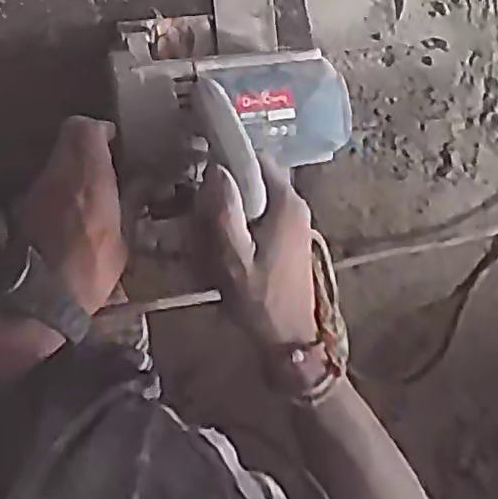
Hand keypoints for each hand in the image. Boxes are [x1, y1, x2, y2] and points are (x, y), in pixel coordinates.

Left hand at [19, 117, 128, 313]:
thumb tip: (142, 183)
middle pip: (68, 135)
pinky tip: (72, 207)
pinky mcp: (24, 203)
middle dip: (87, 143)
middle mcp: (59, 171)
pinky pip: (47, 179)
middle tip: (105, 161)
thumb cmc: (91, 267)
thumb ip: (131, 203)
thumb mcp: (124, 238)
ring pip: (56, 157)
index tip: (114, 142)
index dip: (100, 130)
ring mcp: (38, 185)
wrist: (42, 295)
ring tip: (91, 187)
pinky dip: (60, 183)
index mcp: (88, 174)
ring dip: (73, 163)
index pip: (85, 127)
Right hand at [195, 154, 315, 349]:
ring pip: (259, 194)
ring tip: (207, 216)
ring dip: (234, 200)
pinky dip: (244, 215)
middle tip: (200, 197)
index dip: (228, 157)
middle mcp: (297, 205)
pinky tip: (225, 234)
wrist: (291, 341)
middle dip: (228, 181)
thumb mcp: (234, 256)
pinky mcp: (291, 237)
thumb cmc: (261, 299)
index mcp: (287, 203)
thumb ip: (225, 211)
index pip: (257, 158)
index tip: (201, 166)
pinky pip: (263, 211)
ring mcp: (297, 222)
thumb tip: (216, 169)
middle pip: (257, 175)